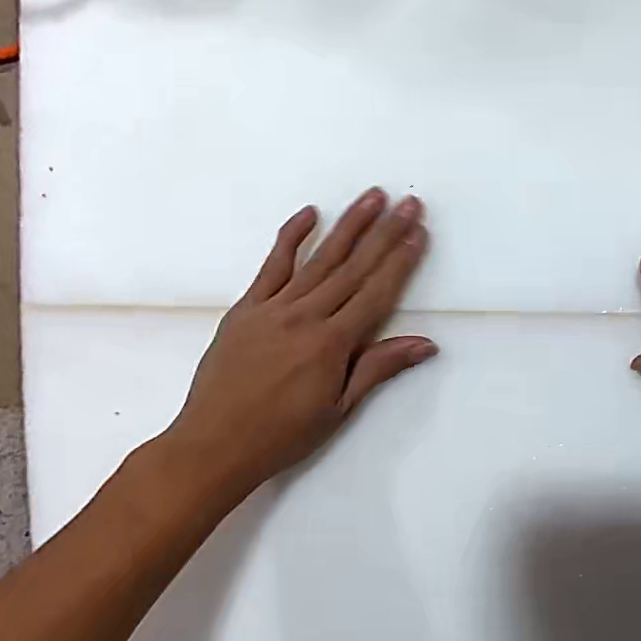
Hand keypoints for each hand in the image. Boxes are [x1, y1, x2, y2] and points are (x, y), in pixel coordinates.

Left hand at [162, 187, 436, 497]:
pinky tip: (309, 214)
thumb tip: (425, 343)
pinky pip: (272, 265)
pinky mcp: (246, 308)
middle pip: (353, 267)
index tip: (418, 232)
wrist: (215, 443)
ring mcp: (273, 308)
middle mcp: (305, 316)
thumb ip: (378, 368)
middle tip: (408, 202)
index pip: (376, 293)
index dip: (401, 261)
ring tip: (371, 197)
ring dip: (348, 226)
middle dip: (385, 233)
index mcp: (332, 344)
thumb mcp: (338, 408)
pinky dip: (291, 237)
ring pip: (319, 259)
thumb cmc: (282, 435)